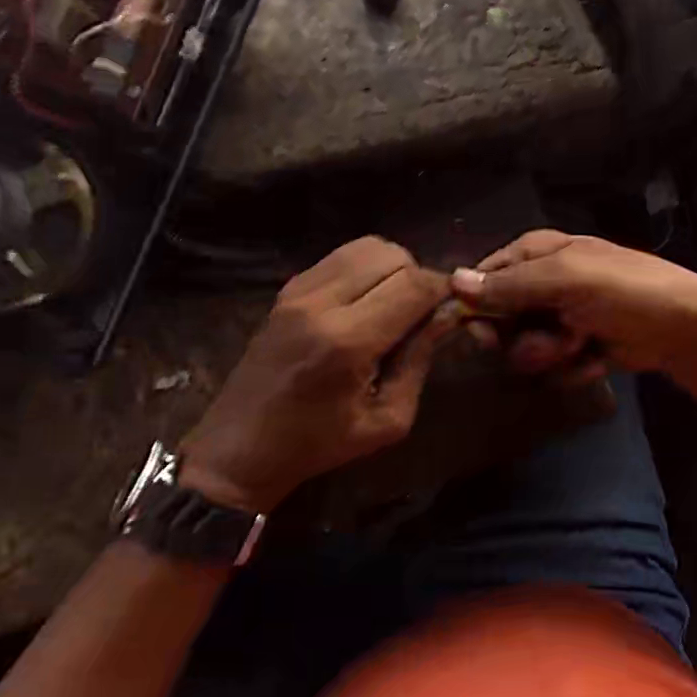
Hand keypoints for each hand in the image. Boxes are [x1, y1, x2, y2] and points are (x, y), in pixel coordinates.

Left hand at [179, 237, 456, 512]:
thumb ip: (420, 360)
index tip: (457, 309)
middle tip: (422, 314)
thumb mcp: (388, 420)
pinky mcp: (287, 289)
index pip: (415, 285)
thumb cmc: (318, 444)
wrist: (240, 449)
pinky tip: (366, 303)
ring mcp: (298, 291)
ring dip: (393, 269)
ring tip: (394, 306)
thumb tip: (449, 316)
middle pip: (393, 256)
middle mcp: (321, 304)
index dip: (445, 291)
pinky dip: (366, 270)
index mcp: (348, 341)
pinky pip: (341, 257)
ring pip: (368, 247)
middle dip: (420, 279)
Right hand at [450, 231, 696, 376]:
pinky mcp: (579, 345)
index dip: (480, 308)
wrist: (682, 325)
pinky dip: (573, 366)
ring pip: (526, 347)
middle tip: (549, 340)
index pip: (484, 278)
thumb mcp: (566, 280)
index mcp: (537, 252)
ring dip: (549, 354)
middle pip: (501, 319)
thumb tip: (453, 283)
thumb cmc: (623, 290)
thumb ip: (510, 284)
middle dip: (523, 338)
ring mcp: (562, 315)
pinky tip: (595, 358)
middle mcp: (545, 282)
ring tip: (578, 346)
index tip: (486, 333)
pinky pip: (554, 363)